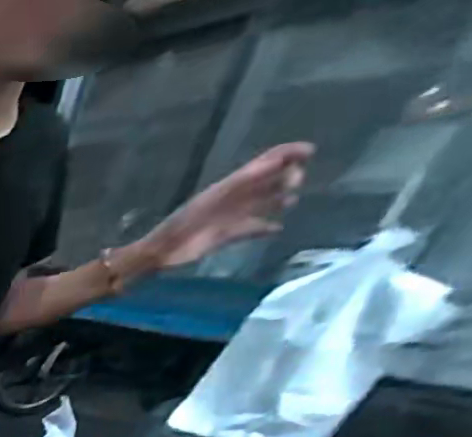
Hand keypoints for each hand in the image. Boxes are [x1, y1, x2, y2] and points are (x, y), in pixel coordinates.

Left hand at [139, 142, 313, 268]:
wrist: (161, 252)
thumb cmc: (181, 226)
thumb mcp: (211, 201)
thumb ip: (240, 183)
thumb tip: (270, 163)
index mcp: (228, 186)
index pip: (263, 163)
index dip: (286, 153)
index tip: (310, 151)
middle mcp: (232, 199)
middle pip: (265, 182)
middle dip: (285, 176)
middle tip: (298, 180)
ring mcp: (230, 217)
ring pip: (260, 204)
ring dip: (277, 200)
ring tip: (292, 199)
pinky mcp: (226, 236)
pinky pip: (250, 229)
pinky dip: (263, 228)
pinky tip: (277, 229)